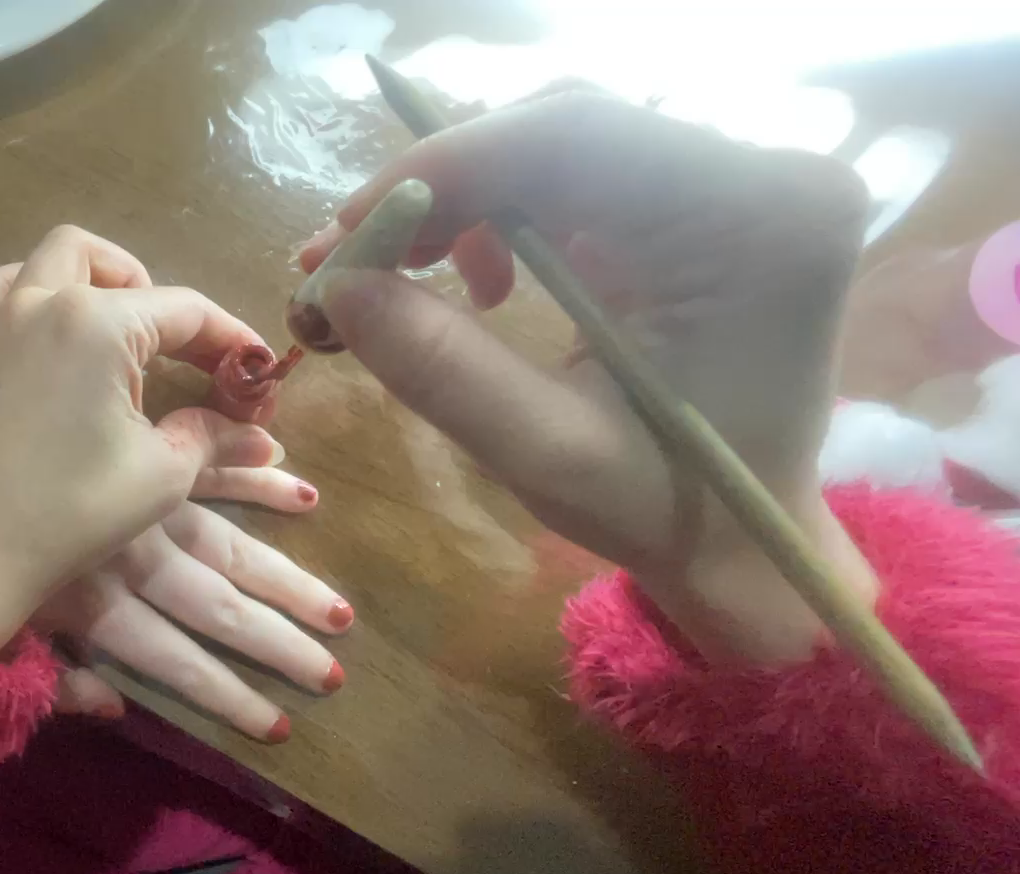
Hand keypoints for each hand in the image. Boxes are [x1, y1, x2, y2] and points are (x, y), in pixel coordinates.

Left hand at [0, 227, 348, 739]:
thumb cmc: (76, 513)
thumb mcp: (162, 474)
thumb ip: (214, 434)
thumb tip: (258, 433)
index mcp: (96, 324)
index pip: (185, 311)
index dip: (231, 339)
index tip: (259, 373)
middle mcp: (43, 303)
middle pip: (119, 268)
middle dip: (164, 301)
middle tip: (185, 355)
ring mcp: (0, 322)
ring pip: (55, 258)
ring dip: (99, 278)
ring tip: (122, 329)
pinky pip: (5, 290)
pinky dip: (38, 292)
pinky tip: (57, 333)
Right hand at [302, 92, 875, 661]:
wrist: (736, 530)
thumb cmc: (656, 503)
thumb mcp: (539, 451)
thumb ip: (440, 367)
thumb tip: (336, 288)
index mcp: (745, 225)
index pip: (570, 137)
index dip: (441, 166)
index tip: (344, 228)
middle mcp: (750, 178)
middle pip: (556, 130)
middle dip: (436, 187)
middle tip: (347, 257)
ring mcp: (721, 187)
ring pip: (551, 149)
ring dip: (455, 204)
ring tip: (398, 274)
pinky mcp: (688, 210)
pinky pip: (566, 181)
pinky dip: (491, 222)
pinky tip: (478, 285)